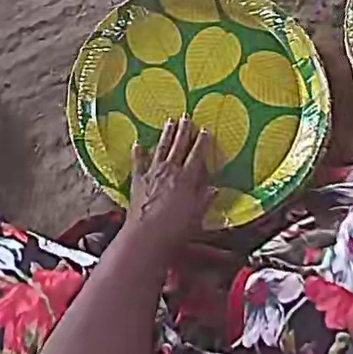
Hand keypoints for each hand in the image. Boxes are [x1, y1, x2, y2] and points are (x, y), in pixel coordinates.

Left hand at [125, 117, 213, 250]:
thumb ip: (204, 199)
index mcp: (187, 178)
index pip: (197, 155)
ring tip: (170, 121)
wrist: (146, 236)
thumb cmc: (175, 229)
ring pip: (161, 148)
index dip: (202, 142)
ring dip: (166, 135)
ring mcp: (153, 173)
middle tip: (187, 117)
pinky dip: (138, 153)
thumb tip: (214, 188)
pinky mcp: (138, 180)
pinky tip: (138, 143)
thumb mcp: (196, 215)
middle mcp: (170, 170)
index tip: (205, 130)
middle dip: (184, 131)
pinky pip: (138, 163)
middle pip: (179, 146)